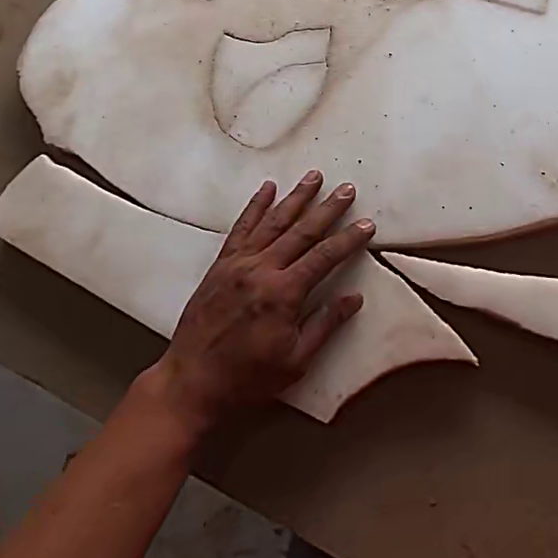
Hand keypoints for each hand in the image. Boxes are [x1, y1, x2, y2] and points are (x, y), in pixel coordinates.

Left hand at [143, 172, 373, 432]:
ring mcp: (237, 264)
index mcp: (283, 294)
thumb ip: (325, 325)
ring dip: (295, 198)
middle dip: (327, 208)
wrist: (191, 381)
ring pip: (272, 222)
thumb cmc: (247, 378)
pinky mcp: (220, 265)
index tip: (367, 225)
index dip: (348, 240)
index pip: (324, 257)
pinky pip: (240, 229)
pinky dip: (255, 207)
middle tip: (346, 189)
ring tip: (313, 177)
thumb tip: (354, 298)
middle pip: (301, 231)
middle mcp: (260, 270)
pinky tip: (267, 189)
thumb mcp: (295, 361)